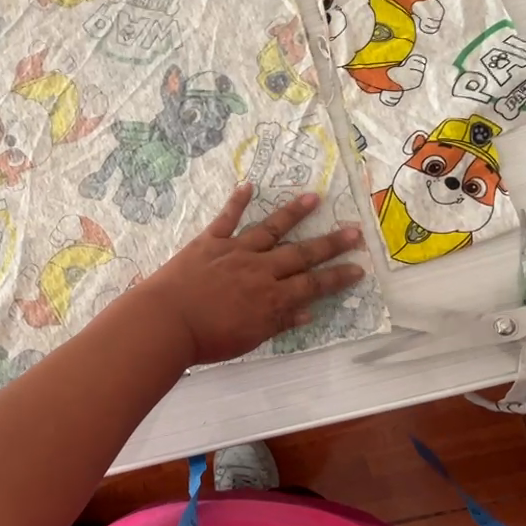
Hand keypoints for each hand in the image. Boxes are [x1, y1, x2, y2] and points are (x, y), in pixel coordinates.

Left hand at [134, 184, 365, 365]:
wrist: (167, 321)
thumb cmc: (207, 339)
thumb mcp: (249, 339)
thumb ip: (278, 323)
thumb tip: (308, 312)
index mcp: (271, 298)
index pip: (313, 285)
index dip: (338, 277)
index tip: (359, 268)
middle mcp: (260, 269)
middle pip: (301, 253)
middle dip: (330, 243)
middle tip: (355, 230)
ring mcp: (235, 251)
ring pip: (270, 228)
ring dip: (293, 213)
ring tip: (314, 197)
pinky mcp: (209, 242)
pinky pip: (226, 218)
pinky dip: (237, 201)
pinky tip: (249, 186)